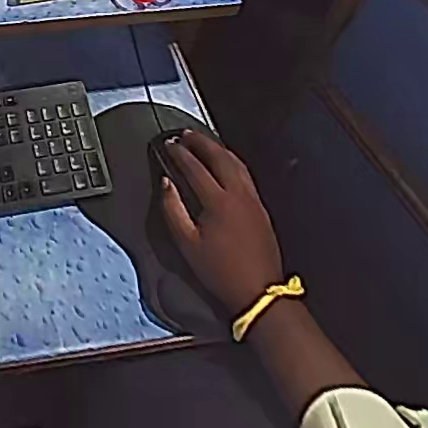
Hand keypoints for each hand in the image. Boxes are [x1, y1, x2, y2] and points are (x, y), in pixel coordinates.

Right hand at [160, 130, 283, 313]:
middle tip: (184, 133)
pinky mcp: (261, 208)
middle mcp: (238, 195)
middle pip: (219, 157)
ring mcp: (253, 200)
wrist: (260, 294)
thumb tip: (166, 182)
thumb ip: (172, 208)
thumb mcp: (186, 243)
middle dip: (200, 142)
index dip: (179, 153)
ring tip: (203, 141)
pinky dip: (231, 160)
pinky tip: (224, 161)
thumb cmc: (220, 270)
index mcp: (218, 201)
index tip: (167, 144)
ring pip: (236, 163)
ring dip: (217, 148)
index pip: (195, 167)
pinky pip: (245, 174)